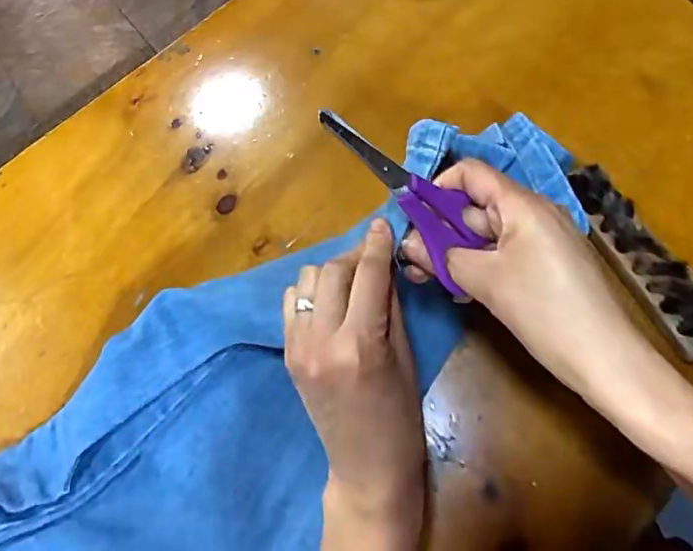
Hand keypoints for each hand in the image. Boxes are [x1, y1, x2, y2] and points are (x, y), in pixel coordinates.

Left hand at [284, 219, 423, 547]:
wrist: (365, 468)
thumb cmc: (400, 415)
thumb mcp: (405, 355)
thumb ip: (390, 304)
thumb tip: (382, 261)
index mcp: (361, 344)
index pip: (368, 276)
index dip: (376, 244)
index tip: (381, 224)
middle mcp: (323, 340)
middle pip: (333, 270)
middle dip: (354, 256)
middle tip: (370, 258)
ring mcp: (299, 346)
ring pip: (308, 279)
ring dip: (331, 273)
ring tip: (349, 283)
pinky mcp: (287, 352)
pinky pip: (292, 300)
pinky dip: (310, 292)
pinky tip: (328, 302)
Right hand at [399, 160, 660, 406]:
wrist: (613, 366)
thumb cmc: (546, 313)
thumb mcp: (485, 282)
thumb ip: (441, 256)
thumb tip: (407, 242)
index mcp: (522, 204)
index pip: (470, 173)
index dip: (437, 187)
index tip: (413, 216)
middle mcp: (535, 212)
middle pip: (477, 204)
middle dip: (441, 227)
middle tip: (413, 258)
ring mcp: (545, 239)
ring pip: (488, 232)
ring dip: (458, 250)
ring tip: (431, 277)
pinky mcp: (551, 264)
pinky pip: (506, 251)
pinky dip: (482, 263)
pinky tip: (463, 289)